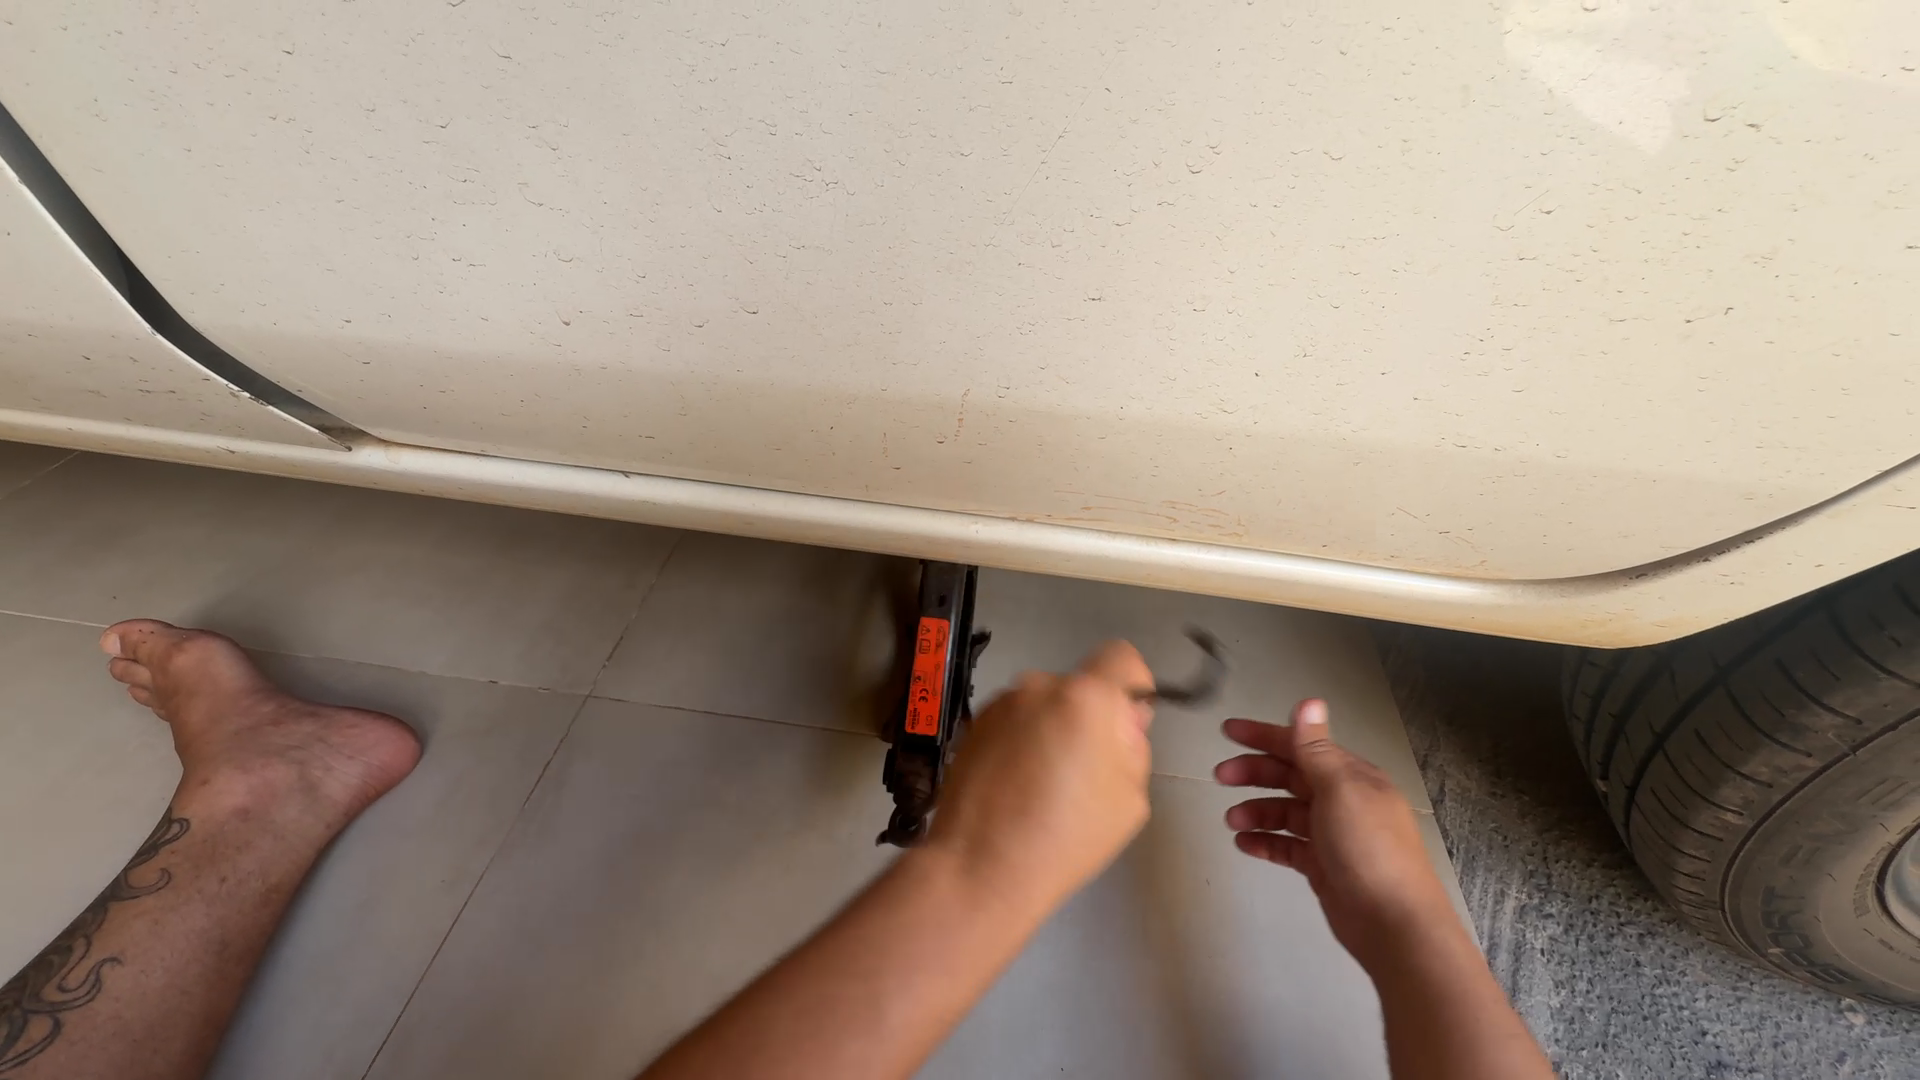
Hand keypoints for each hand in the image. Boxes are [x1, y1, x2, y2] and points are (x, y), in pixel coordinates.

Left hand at [928, 641, 1155, 914]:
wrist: (979, 865)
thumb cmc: (1067, 836)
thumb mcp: (1130, 798)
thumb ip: (1132, 745)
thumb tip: (1121, 721)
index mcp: (1085, 697)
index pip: (1122, 657)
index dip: (1131, 688)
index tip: (1123, 728)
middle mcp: (1038, 685)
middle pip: (1079, 687)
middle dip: (1087, 717)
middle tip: (1082, 772)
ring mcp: (1000, 702)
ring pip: (1043, 704)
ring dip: (1050, 728)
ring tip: (1040, 785)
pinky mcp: (972, 723)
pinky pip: (1013, 721)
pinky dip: (1019, 741)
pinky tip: (1012, 785)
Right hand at [1215, 699, 1456, 970]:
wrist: (1395, 926)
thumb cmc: (1368, 849)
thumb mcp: (1339, 790)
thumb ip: (1315, 748)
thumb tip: (1309, 701)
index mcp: (1350, 776)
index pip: (1301, 745)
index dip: (1264, 736)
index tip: (1227, 731)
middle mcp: (1342, 800)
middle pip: (1289, 776)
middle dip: (1253, 773)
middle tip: (1220, 777)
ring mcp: (1332, 835)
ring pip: (1284, 812)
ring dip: (1255, 811)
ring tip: (1231, 821)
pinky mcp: (1323, 866)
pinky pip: (1286, 845)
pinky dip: (1264, 841)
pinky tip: (1244, 844)